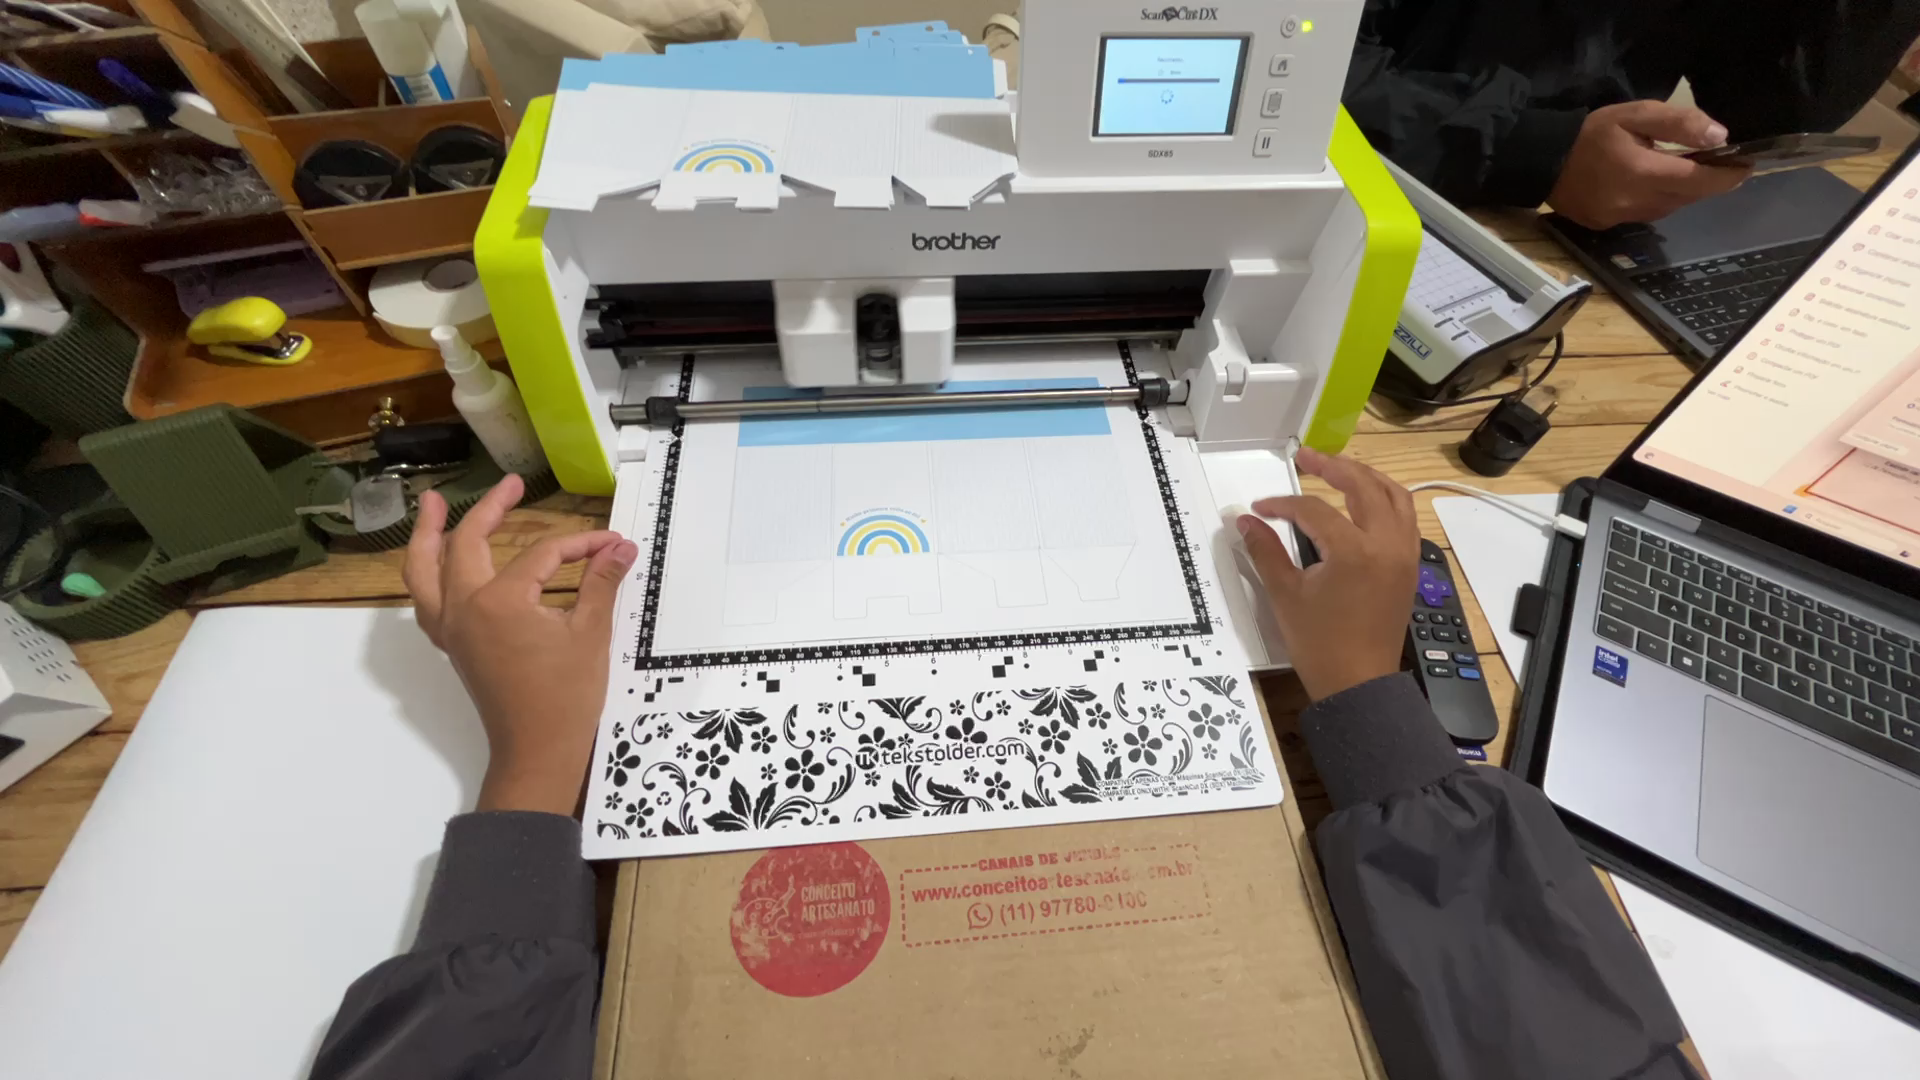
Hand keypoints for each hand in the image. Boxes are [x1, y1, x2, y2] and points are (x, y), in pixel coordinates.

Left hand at [404, 474, 638, 814]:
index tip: (613, 544)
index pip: (543, 555)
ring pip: (424, 570)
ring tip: (431, 505)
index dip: (582, 545)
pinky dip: (428, 575)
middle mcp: (464, 607)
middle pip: (467, 544)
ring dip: (428, 535)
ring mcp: (452, 628)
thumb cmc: (567, 694)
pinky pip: (427, 601)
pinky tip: (441, 566)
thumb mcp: (591, 633)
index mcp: (500, 601)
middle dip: (488, 509)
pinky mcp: (453, 645)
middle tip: (511, 485)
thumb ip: (602, 583)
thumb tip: (621, 547)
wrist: (538, 748)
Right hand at [1233, 448, 1420, 700]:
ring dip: (1367, 478)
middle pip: (1365, 487)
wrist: (1357, 683)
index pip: (1314, 510)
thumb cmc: (1319, 642)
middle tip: (1307, 457)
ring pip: (1395, 497)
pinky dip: (1385, 501)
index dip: (1282, 505)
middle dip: (1334, 467)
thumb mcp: (1284, 593)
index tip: (1259, 509)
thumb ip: (1265, 550)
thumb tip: (1245, 521)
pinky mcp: (1409, 567)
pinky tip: (1364, 504)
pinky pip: (1404, 518)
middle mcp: (1387, 545)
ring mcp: (1404, 555)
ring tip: (1339, 470)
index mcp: (1354, 551)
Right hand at [1547, 101, 1749, 228]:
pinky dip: (1652, 203)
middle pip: (1685, 198)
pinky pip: (1640, 216)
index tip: (1744, 167)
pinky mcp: (1601, 224)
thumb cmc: (1591, 134)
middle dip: (1704, 184)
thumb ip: (1682, 123)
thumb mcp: (1639, 114)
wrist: (1540, 163)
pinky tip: (1646, 188)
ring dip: (1678, 194)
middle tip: (1713, 166)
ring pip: (1664, 210)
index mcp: (1644, 173)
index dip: (1728, 176)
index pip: (1700, 181)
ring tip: (1679, 176)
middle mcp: (1632, 202)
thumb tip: (1719, 137)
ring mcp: (1615, 217)